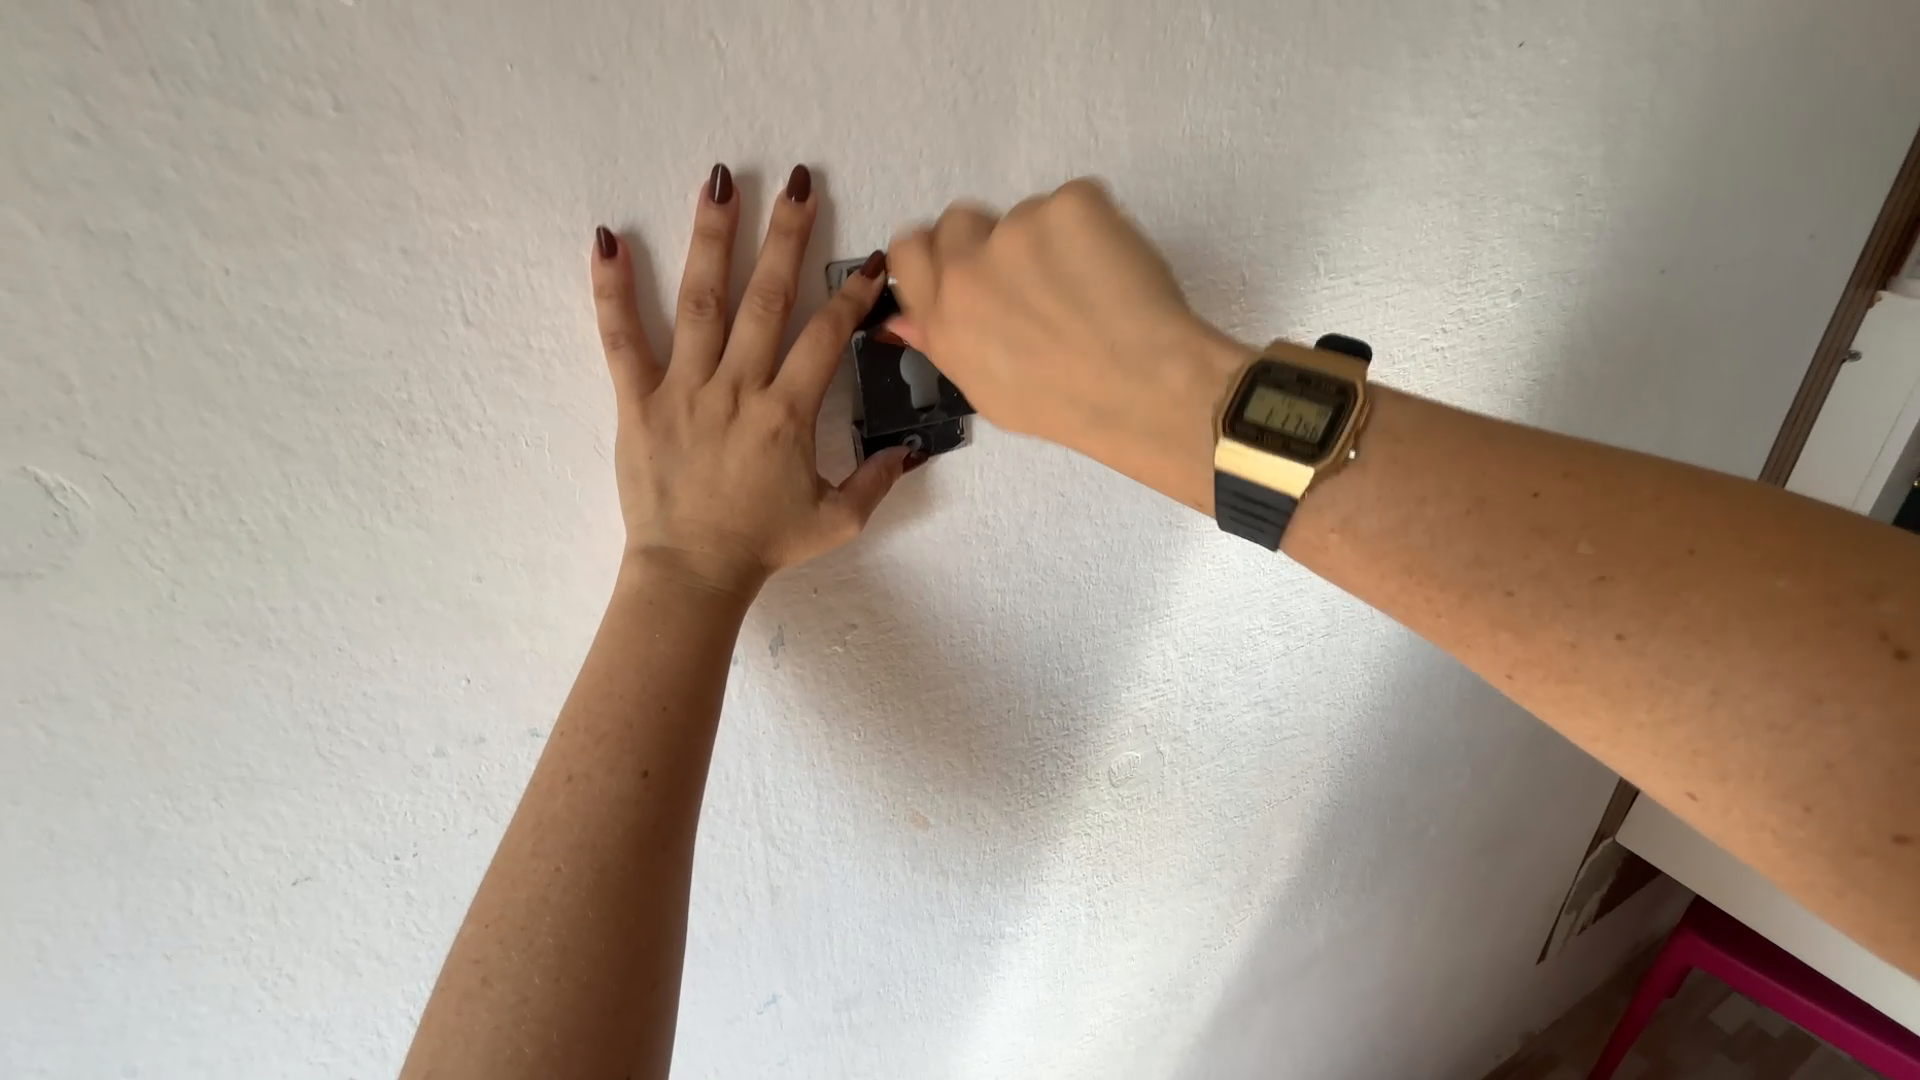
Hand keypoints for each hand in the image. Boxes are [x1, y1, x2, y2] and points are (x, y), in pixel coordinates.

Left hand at [590, 164, 916, 598]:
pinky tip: (607, 240)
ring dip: (713, 238)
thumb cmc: (766, 545)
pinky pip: (621, 339)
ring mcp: (683, 390)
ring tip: (721, 182)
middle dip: (789, 237)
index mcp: (787, 415)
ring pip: (700, 301)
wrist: (692, 573)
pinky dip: (612, 291)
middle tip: (801, 183)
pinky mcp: (638, 401)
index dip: (854, 297)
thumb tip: (912, 450)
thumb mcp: (838, 521)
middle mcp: (737, 389)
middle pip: (768, 299)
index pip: (827, 338)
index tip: (873, 263)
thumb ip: (878, 481)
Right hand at [886, 178, 1253, 512]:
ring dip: (1047, 240)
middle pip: (959, 218)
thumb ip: (943, 345)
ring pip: (1024, 214)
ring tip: (1085, 290)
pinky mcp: (1071, 202)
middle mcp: (967, 269)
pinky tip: (1111, 273)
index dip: (937, 252)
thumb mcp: (987, 394)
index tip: (966, 264)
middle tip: (1032, 278)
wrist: (1142, 389)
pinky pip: (1073, 202)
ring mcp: (1018, 229)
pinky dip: (1092, 229)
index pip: (909, 250)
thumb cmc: (1064, 406)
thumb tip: (903, 319)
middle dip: (988, 239)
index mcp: (943, 317)